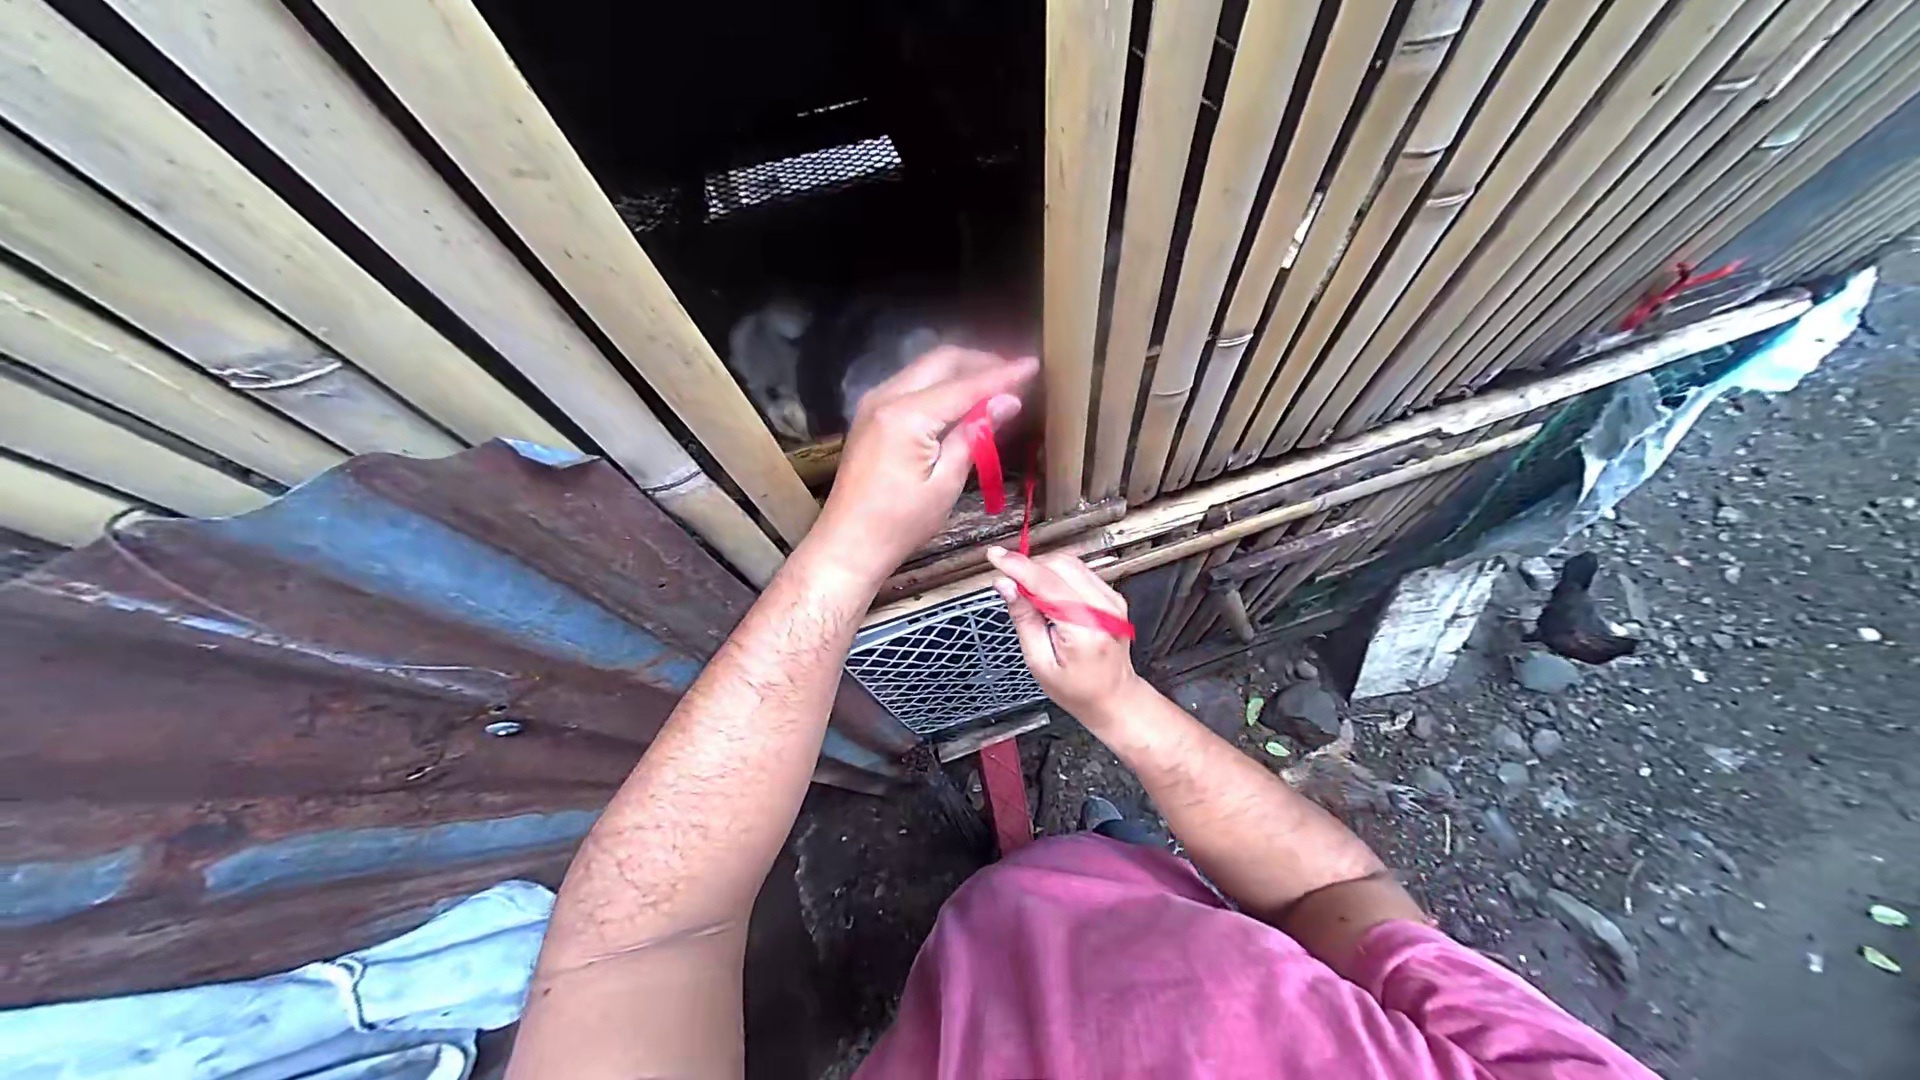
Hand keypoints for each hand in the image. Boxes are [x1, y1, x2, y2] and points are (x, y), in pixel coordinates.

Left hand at [804, 348, 1036, 584]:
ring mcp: (873, 403)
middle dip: (981, 362)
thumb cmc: (899, 523)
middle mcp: (885, 397)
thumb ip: (975, 435)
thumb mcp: (945, 483)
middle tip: (1015, 374)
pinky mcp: (870, 414)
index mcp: (906, 415)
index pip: (964, 385)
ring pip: (925, 368)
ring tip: (995, 385)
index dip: (1002, 375)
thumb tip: (1008, 402)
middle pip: (941, 361)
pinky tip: (962, 401)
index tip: (1032, 365)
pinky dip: (940, 385)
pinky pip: (911, 384)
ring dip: (960, 371)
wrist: (848, 543)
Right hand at [987, 549, 1147, 722]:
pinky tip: (1047, 593)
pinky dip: (1057, 574)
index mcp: (1085, 629)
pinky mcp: (1111, 596)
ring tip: (1027, 592)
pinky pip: (1079, 571)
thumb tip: (1007, 587)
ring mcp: (1111, 600)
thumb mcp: (1040, 662)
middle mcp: (1104, 609)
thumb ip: (1024, 619)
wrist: (1113, 697)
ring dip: (1042, 568)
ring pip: (1070, 563)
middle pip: (1059, 565)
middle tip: (1008, 582)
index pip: (1046, 583)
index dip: (1017, 566)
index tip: (996, 557)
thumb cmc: (1079, 689)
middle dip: (1029, 567)